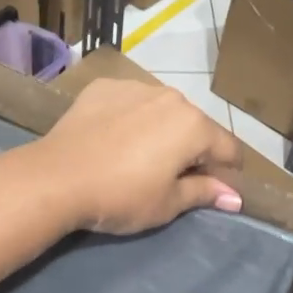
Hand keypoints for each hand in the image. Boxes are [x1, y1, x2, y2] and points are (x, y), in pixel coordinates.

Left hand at [37, 79, 243, 234]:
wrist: (57, 178)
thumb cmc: (121, 197)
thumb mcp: (167, 204)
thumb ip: (204, 193)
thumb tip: (235, 197)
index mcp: (194, 126)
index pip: (228, 148)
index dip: (227, 173)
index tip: (216, 191)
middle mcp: (171, 97)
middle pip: (195, 127)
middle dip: (193, 151)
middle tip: (173, 180)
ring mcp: (135, 87)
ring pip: (162, 111)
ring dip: (162, 132)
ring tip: (139, 160)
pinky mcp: (104, 87)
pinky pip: (130, 104)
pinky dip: (130, 120)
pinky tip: (113, 142)